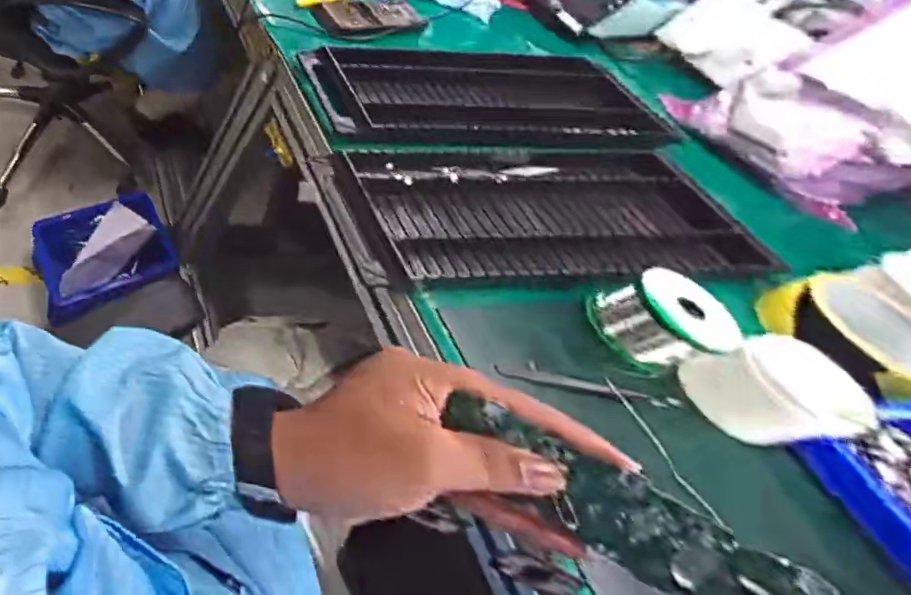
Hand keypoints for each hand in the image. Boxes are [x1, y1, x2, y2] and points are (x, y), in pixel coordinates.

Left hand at [270, 348, 638, 556]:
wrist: (294, 471)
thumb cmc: (357, 456)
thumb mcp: (427, 459)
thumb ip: (492, 462)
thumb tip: (550, 469)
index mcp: (422, 376)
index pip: (504, 399)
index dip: (561, 432)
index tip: (616, 460)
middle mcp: (423, 395)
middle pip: (499, 428)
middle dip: (551, 466)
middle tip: (615, 500)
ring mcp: (418, 428)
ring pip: (486, 458)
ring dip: (532, 494)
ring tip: (595, 528)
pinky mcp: (413, 458)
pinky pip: (466, 477)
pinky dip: (501, 503)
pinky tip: (548, 533)